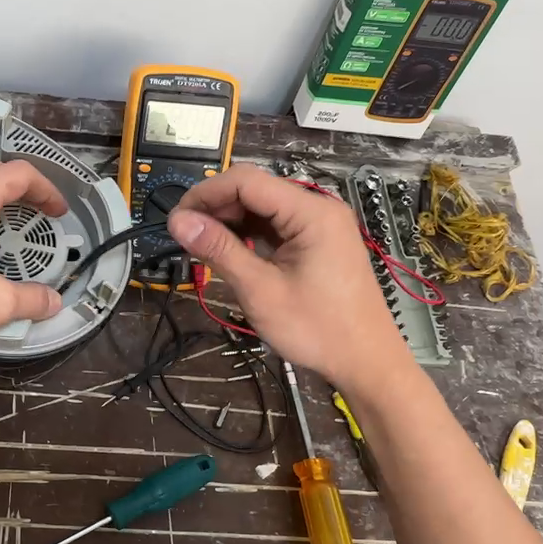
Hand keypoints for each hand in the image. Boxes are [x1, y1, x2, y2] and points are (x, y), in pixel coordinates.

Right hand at [168, 163, 410, 385]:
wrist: (366, 362)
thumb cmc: (318, 329)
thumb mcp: (261, 290)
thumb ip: (219, 250)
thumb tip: (177, 221)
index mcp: (311, 212)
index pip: (246, 181)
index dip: (206, 194)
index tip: (176, 219)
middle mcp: (318, 209)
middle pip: (254, 190)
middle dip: (215, 208)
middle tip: (184, 236)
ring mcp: (319, 225)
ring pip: (261, 207)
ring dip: (229, 222)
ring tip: (201, 247)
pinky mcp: (316, 242)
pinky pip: (274, 226)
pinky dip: (247, 235)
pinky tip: (228, 252)